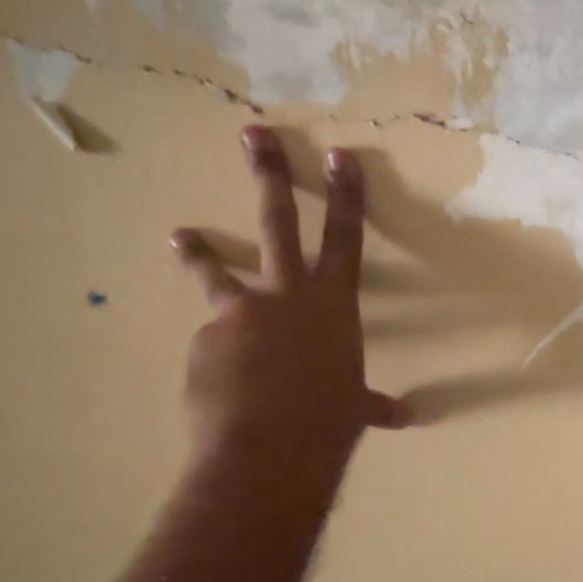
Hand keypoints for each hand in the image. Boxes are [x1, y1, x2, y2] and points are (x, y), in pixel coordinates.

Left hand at [171, 126, 409, 466]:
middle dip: (270, 176)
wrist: (268, 447)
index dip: (345, 196)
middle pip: (278, 224)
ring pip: (217, 272)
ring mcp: (240, 314)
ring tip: (180, 235)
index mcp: (333, 307)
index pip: (345, 240)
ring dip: (200, 251)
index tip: (339, 155)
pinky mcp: (204, 341)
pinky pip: (214, 345)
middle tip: (254, 135)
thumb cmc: (329, 422)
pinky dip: (221, 361)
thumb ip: (372, 405)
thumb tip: (402, 418)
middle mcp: (286, 297)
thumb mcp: (355, 409)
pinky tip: (225, 389)